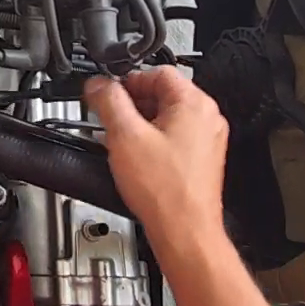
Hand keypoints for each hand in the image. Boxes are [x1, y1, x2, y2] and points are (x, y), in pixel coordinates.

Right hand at [83, 67, 228, 253]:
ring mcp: (206, 141)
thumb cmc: (165, 190)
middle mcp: (207, 119)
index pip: (156, 73)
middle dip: (131, 104)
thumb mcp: (124, 135)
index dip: (126, 81)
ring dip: (139, 123)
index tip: (107, 93)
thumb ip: (108, 101)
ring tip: (119, 139)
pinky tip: (133, 157)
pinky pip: (172, 138)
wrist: (184, 232)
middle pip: (160, 94)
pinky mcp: (200, 160)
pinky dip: (150, 141)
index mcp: (194, 105)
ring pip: (165, 117)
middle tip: (109, 117)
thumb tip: (97, 85)